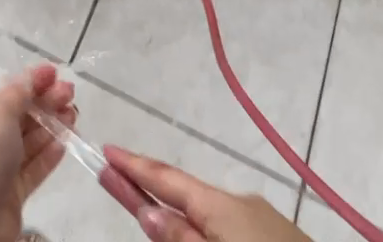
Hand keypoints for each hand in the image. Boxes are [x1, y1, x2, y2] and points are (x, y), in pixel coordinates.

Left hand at [0, 64, 78, 241]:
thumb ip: (18, 93)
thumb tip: (32, 77)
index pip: (8, 91)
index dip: (31, 80)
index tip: (55, 72)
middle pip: (22, 114)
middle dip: (46, 100)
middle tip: (71, 92)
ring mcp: (2, 166)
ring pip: (31, 140)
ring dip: (53, 124)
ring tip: (75, 114)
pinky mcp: (14, 192)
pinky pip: (36, 167)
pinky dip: (51, 153)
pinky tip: (67, 141)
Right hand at [105, 146, 311, 241]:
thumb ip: (182, 239)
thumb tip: (148, 210)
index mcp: (222, 206)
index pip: (167, 179)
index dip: (134, 166)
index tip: (106, 149)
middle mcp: (240, 203)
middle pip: (186, 196)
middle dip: (151, 190)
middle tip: (113, 178)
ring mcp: (262, 219)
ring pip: (209, 216)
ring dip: (181, 219)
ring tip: (155, 213)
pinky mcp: (277, 234)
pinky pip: (229, 228)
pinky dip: (206, 231)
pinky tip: (200, 235)